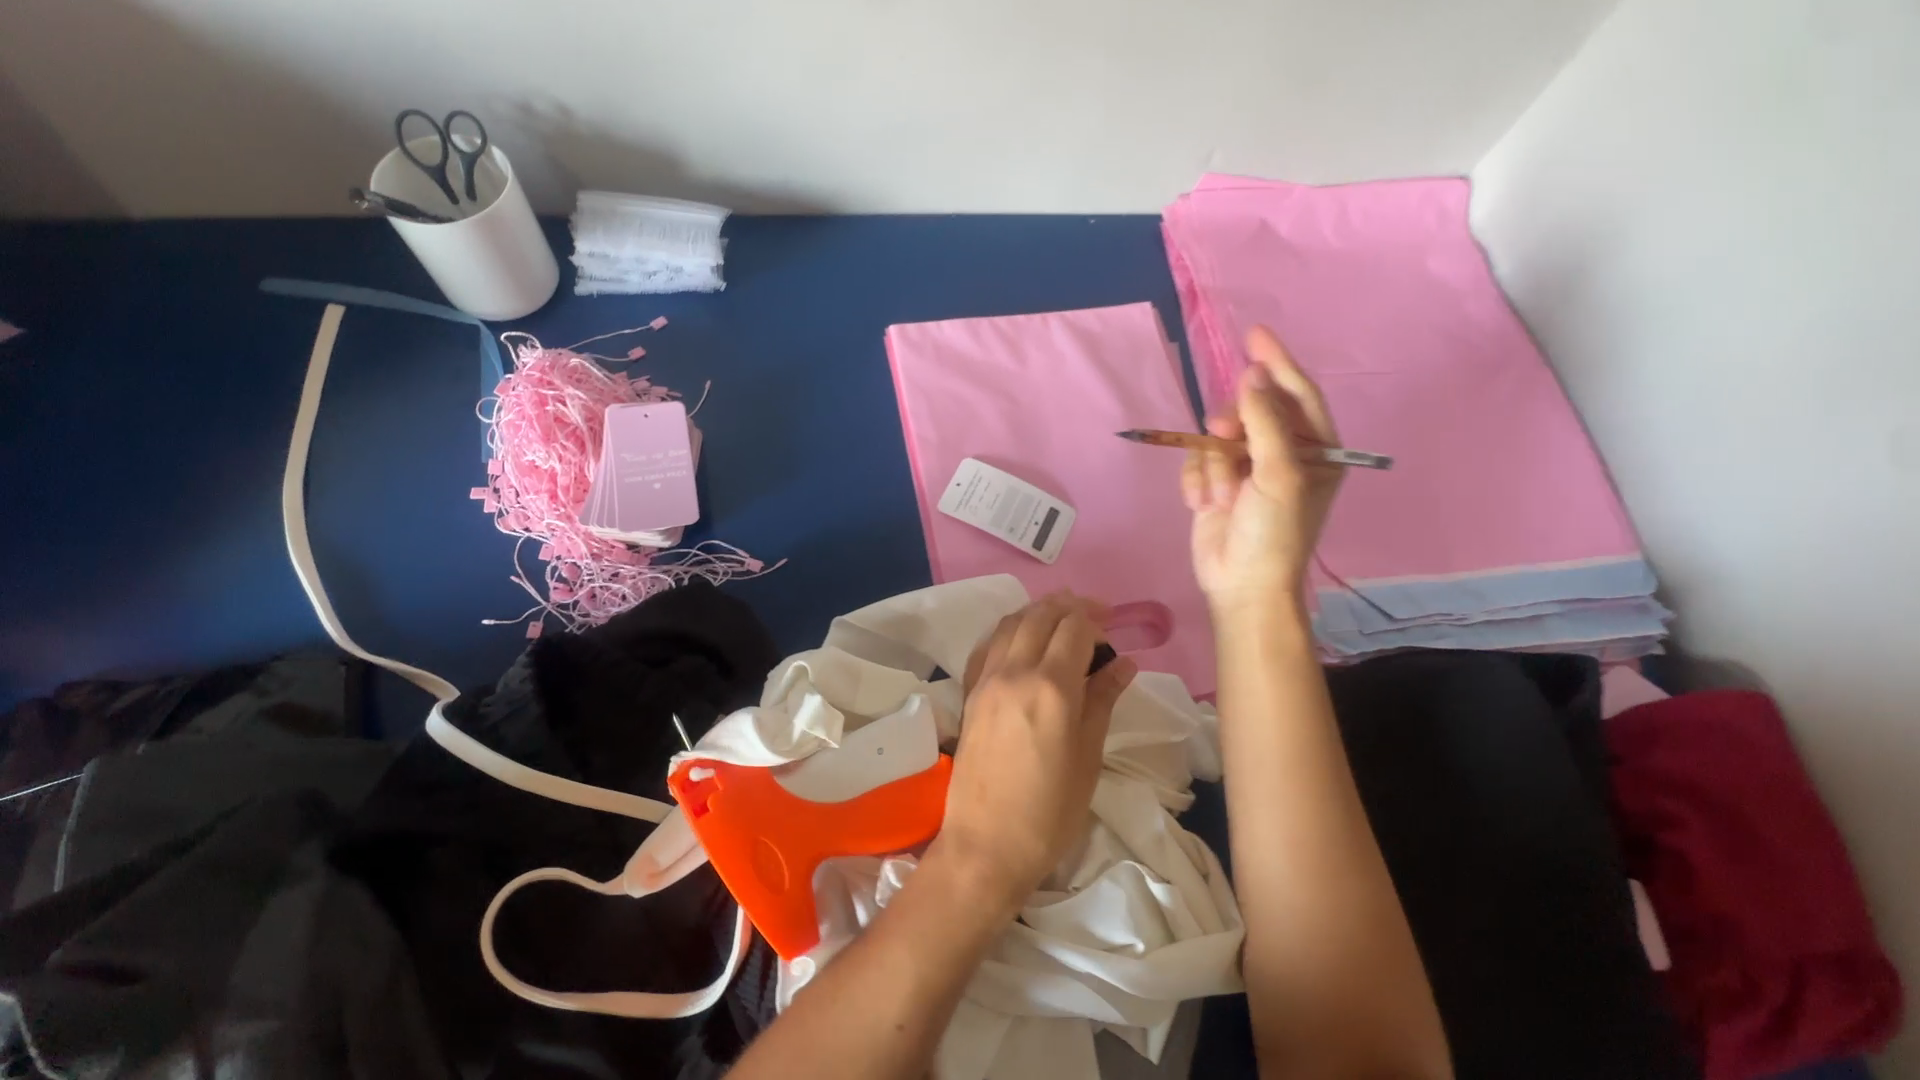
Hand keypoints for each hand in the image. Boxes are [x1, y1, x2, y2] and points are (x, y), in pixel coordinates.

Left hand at [931, 593, 1135, 910]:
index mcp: (1050, 687)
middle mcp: (1014, 673)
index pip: (1074, 627)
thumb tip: (1123, 663)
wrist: (986, 845)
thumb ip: (1102, 701)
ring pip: (1010, 624)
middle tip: (1092, 616)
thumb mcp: (1088, 758)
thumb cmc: (1049, 812)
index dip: (1096, 618)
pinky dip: (1008, 632)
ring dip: (1037, 613)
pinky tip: (1021, 642)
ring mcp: (985, 681)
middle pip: (1040, 616)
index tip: (1112, 625)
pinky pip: (987, 646)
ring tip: (1060, 621)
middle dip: (1068, 607)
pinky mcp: (969, 695)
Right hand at [1183, 326, 1342, 616]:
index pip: (1297, 394)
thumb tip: (1253, 373)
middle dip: (1231, 426)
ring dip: (1213, 466)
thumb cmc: (1273, 533)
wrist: (1240, 586)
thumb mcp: (1278, 474)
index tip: (1254, 334)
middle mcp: (1283, 455)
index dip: (1277, 363)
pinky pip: (1197, 461)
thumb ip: (1265, 420)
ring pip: (1216, 437)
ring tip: (1220, 497)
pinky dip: (1197, 482)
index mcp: (1315, 451)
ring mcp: (1247, 471)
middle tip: (1222, 437)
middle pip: (1249, 411)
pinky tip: (1204, 506)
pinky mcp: (1216, 485)